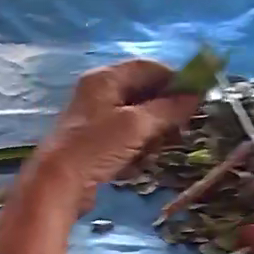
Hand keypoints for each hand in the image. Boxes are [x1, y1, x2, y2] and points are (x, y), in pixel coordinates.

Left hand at [22, 59, 199, 212]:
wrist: (56, 185)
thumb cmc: (95, 147)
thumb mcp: (137, 124)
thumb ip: (169, 108)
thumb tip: (196, 97)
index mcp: (104, 79)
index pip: (148, 68)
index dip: (174, 80)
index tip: (197, 97)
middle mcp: (97, 96)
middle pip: (143, 96)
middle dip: (163, 114)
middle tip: (178, 132)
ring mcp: (93, 123)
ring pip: (136, 123)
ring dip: (150, 138)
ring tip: (151, 153)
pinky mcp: (92, 149)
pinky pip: (124, 144)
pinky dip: (134, 153)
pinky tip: (134, 167)